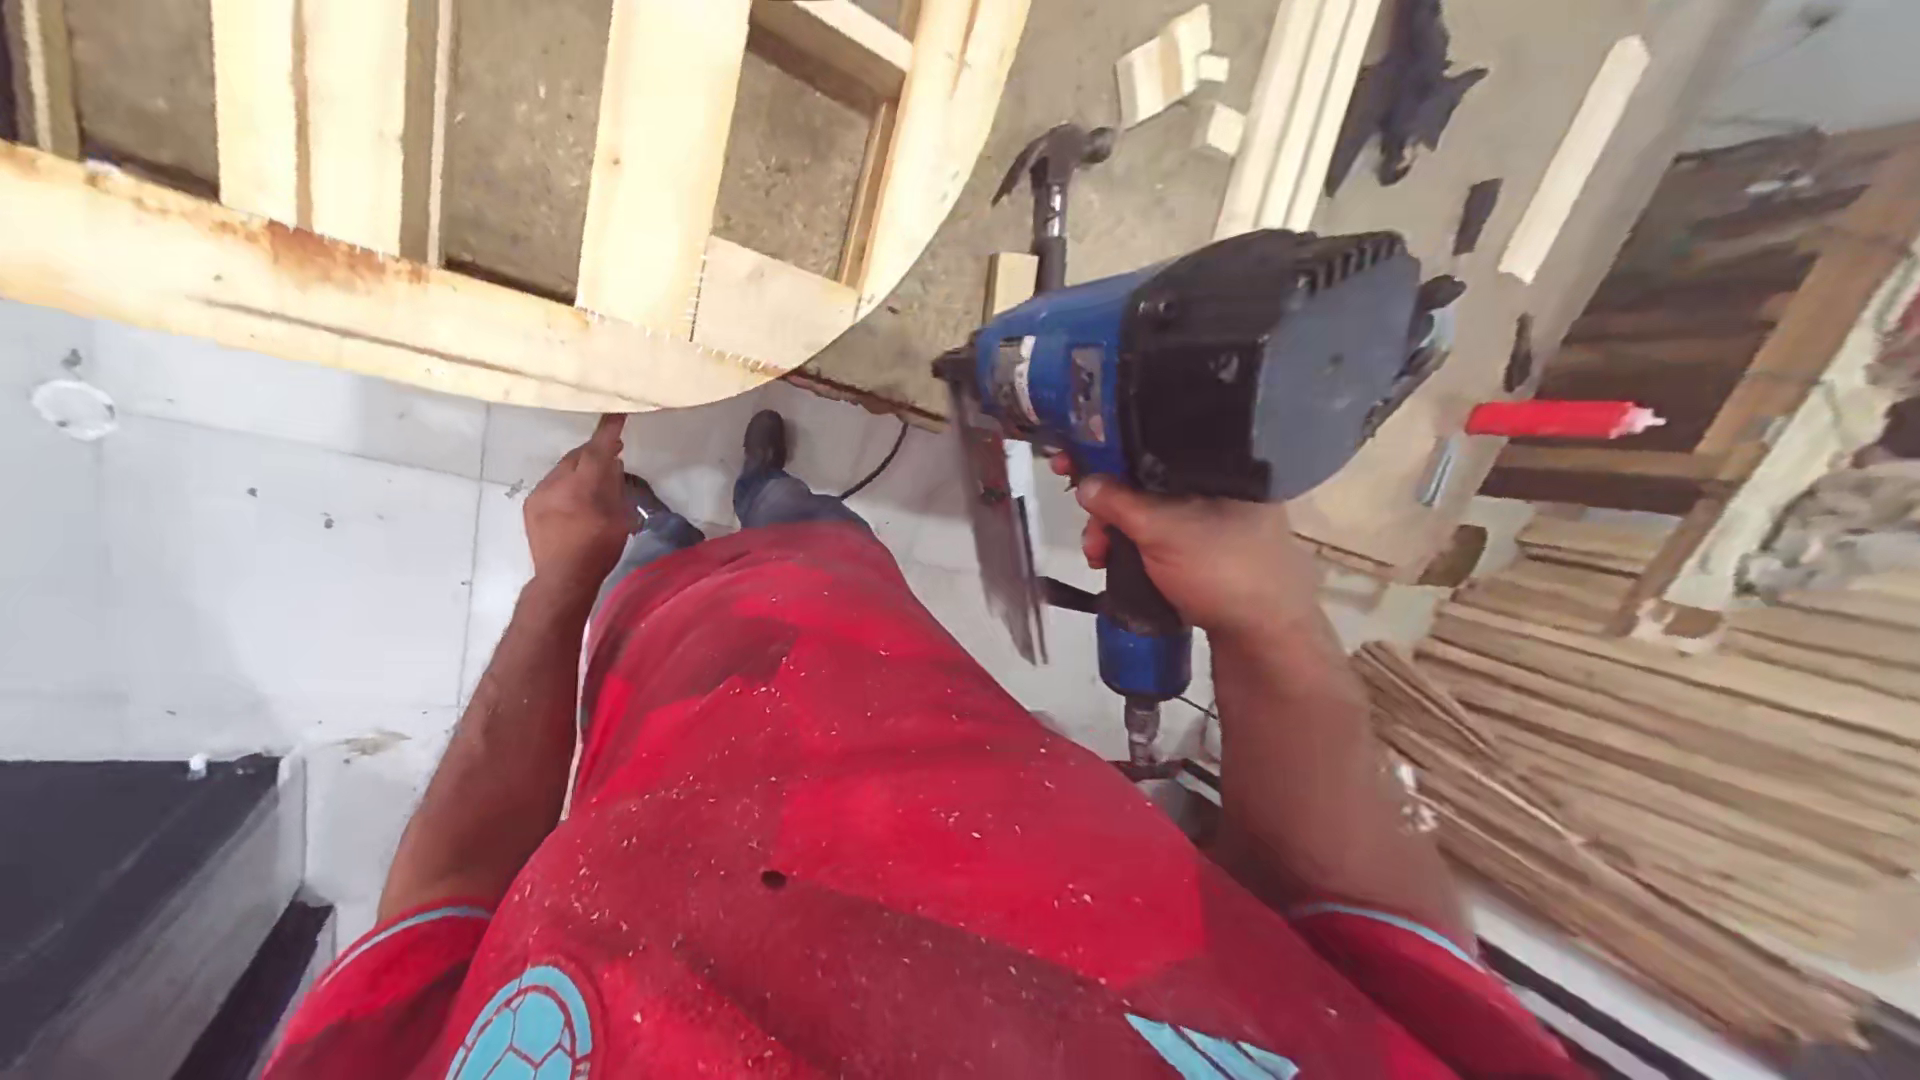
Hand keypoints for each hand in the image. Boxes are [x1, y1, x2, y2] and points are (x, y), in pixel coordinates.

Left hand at [524, 414, 631, 592]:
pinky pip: (553, 484)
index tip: (616, 413)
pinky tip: (578, 497)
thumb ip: (614, 487)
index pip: (597, 450)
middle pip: (577, 456)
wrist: (562, 578)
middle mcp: (555, 484)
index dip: (608, 431)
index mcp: (582, 487)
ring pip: (564, 470)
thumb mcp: (618, 518)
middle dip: (595, 452)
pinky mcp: (531, 506)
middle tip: (613, 453)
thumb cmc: (598, 550)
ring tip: (596, 478)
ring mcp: (539, 494)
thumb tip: (612, 464)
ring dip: (581, 469)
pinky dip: (568, 483)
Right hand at [1051, 455, 1321, 642]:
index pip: (1151, 444)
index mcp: (1214, 467)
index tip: (1071, 462)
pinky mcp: (1197, 553)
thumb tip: (1084, 482)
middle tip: (1090, 533)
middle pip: (1140, 484)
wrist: (1263, 636)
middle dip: (1104, 508)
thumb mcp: (1163, 530)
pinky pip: (1152, 540)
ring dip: (1112, 533)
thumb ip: (1119, 502)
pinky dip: (1129, 549)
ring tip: (1098, 558)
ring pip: (1142, 516)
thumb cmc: (1221, 569)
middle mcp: (1211, 489)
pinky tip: (1111, 564)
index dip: (1107, 451)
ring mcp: (1206, 523)